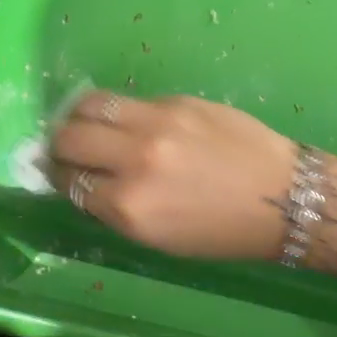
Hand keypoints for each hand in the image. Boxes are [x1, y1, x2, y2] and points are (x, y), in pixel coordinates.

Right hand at [48, 90, 297, 259]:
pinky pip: (129, 100)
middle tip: (65, 148)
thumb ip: (114, 207)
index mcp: (130, 206)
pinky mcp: (177, 100)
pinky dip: (118, 111)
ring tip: (85, 124)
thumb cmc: (219, 230)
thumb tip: (81, 181)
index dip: (57, 177)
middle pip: (70, 137)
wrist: (280, 195)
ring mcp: (157, 122)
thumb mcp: (157, 237)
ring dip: (78, 115)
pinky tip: (126, 121)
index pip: (69, 181)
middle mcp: (136, 159)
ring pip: (92, 103)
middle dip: (58, 144)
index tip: (56, 172)